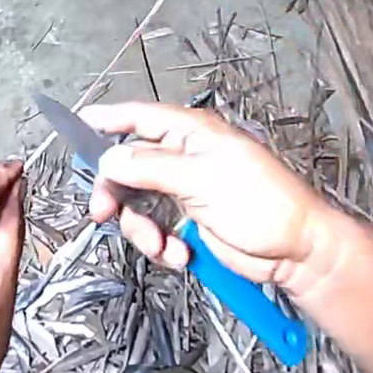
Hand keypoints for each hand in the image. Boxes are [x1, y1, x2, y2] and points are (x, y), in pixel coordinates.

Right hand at [82, 103, 335, 291]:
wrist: (295, 250)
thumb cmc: (260, 201)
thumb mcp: (201, 178)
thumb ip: (150, 168)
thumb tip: (107, 160)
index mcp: (190, 132)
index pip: (140, 117)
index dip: (108, 119)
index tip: (77, 123)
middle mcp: (183, 156)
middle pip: (128, 166)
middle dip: (115, 192)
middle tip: (103, 213)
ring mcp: (184, 190)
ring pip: (137, 202)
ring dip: (141, 228)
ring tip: (161, 245)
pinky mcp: (187, 221)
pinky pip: (155, 228)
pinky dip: (160, 245)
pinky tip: (181, 255)